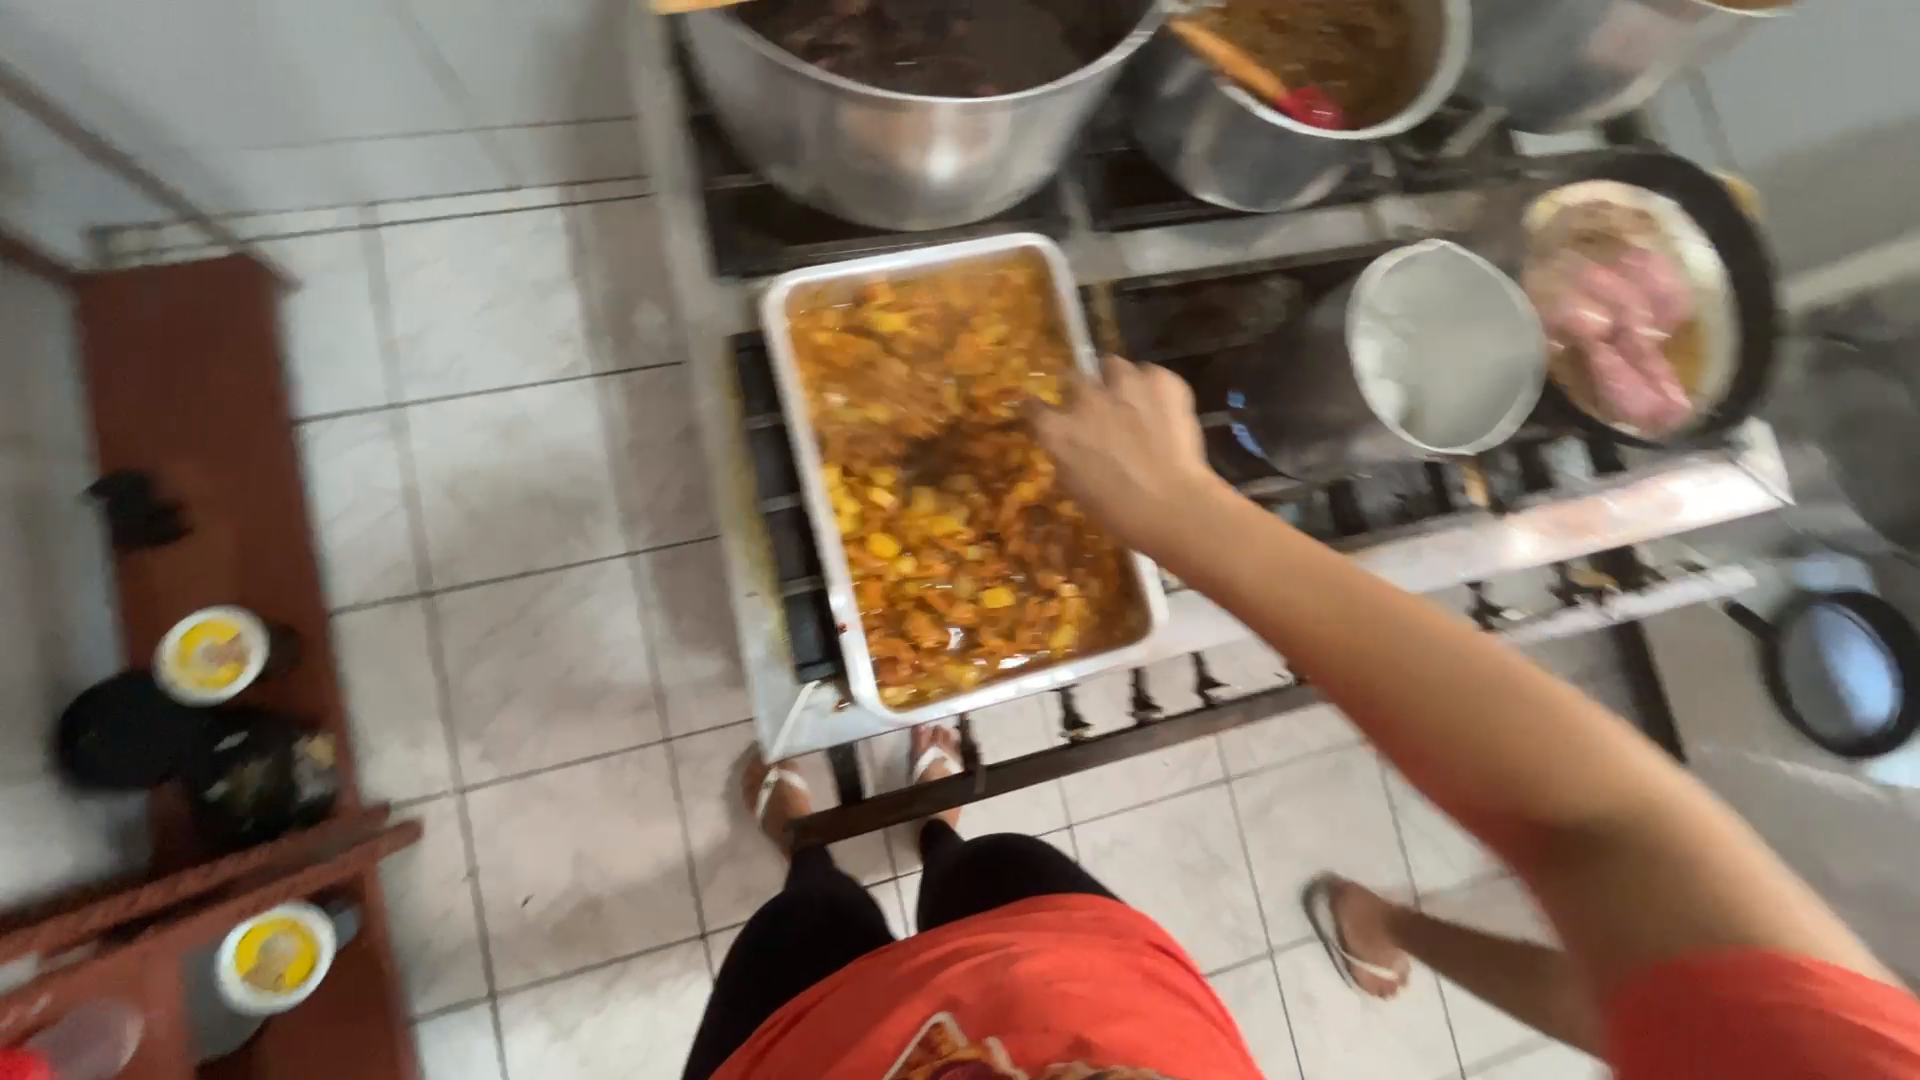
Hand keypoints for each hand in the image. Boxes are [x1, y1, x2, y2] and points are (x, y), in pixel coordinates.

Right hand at [1030, 355, 1229, 557]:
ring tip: (1134, 402)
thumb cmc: (1119, 512)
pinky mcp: (1160, 381)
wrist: (1173, 506)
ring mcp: (1123, 385)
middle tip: (1097, 408)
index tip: (1046, 413)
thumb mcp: (1076, 488)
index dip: (1039, 409)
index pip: (1033, 407)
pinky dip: (1154, 389)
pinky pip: (1151, 374)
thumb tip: (1071, 446)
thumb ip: (1067, 457)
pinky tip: (1164, 411)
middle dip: (1083, 390)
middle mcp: (1085, 399)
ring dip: (1118, 382)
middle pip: (1073, 377)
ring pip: (1113, 366)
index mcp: (1057, 431)